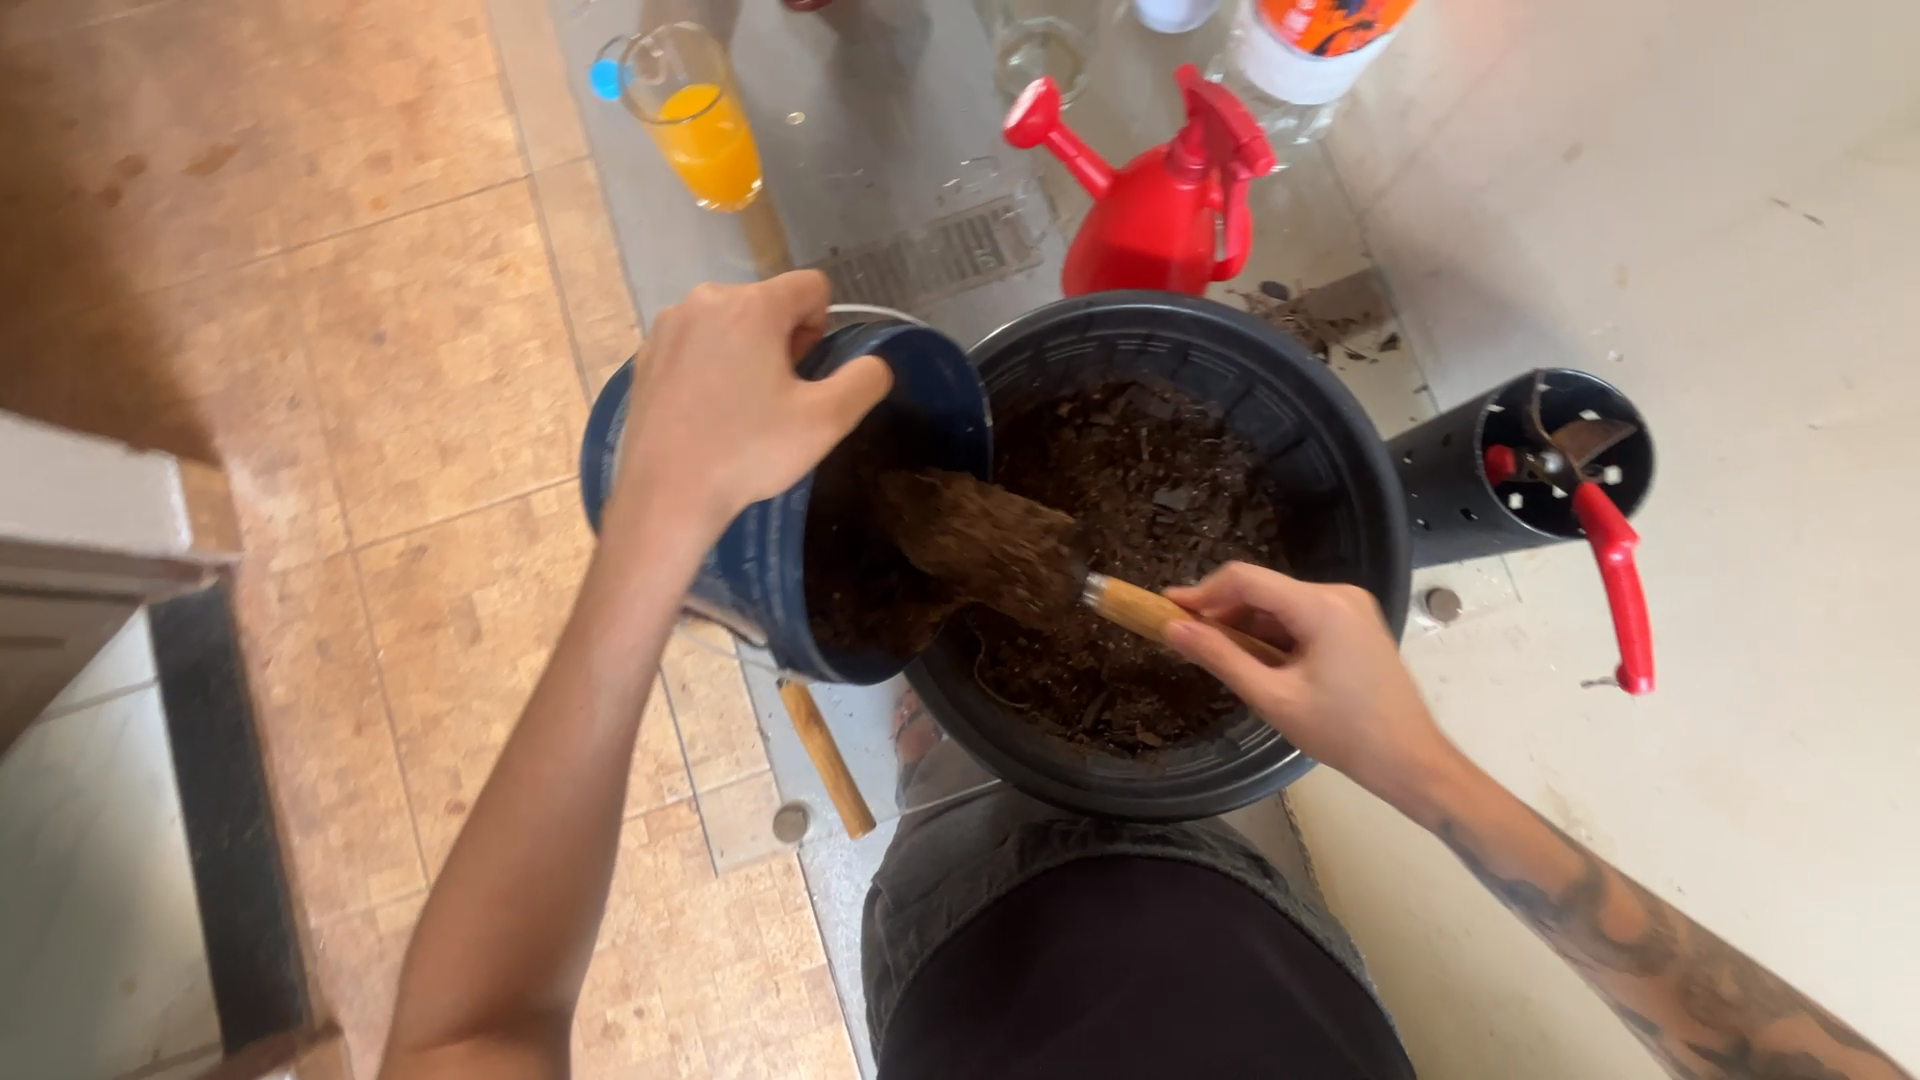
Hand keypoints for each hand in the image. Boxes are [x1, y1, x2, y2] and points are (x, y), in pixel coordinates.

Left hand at [603, 272, 892, 542]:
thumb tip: (874, 364)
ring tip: (741, 408)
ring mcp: (668, 326)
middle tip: (777, 399)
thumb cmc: (750, 452)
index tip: (807, 374)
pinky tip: (708, 413)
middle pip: (769, 303)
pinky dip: (711, 367)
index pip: (812, 286)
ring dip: (748, 352)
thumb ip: (866, 380)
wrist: (667, 493)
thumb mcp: (827, 421)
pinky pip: (697, 345)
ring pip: (731, 324)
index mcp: (753, 306)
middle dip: (784, 341)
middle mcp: (705, 300)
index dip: (823, 327)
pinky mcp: (646, 355)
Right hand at [1164, 563, 1460, 800]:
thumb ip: (1220, 657)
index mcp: (1321, 606)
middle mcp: (1338, 595)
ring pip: (1278, 603)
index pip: (1246, 579)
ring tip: (1216, 654)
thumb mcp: (1272, 697)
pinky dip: (1269, 633)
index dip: (1202, 592)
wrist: (1412, 762)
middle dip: (1221, 611)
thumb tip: (1172, 629)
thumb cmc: (1343, 733)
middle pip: (1262, 589)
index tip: (1168, 609)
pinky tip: (1253, 659)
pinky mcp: (1353, 624)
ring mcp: (1350, 607)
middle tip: (1187, 637)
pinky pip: (1297, 616)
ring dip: (1244, 624)